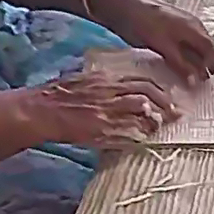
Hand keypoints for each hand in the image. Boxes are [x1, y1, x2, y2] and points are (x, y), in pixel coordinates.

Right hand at [36, 48, 185, 145]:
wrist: (37, 111)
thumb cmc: (56, 97)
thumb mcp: (81, 81)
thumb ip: (103, 84)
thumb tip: (121, 88)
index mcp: (104, 78)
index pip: (141, 80)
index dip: (160, 90)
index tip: (170, 99)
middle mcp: (108, 90)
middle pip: (147, 91)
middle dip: (165, 103)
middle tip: (175, 114)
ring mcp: (106, 108)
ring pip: (142, 107)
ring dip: (156, 117)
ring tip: (161, 125)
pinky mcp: (102, 125)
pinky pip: (129, 127)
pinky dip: (141, 131)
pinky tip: (147, 135)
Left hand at [116, 0, 213, 84]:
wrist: (124, 3)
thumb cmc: (145, 24)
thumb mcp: (164, 48)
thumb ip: (182, 65)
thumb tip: (196, 83)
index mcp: (196, 31)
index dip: (211, 67)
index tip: (200, 79)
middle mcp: (195, 26)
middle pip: (209, 49)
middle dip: (204, 64)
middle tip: (191, 77)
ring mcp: (186, 23)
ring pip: (199, 46)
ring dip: (195, 59)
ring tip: (182, 69)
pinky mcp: (176, 23)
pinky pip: (189, 41)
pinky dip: (187, 51)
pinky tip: (174, 57)